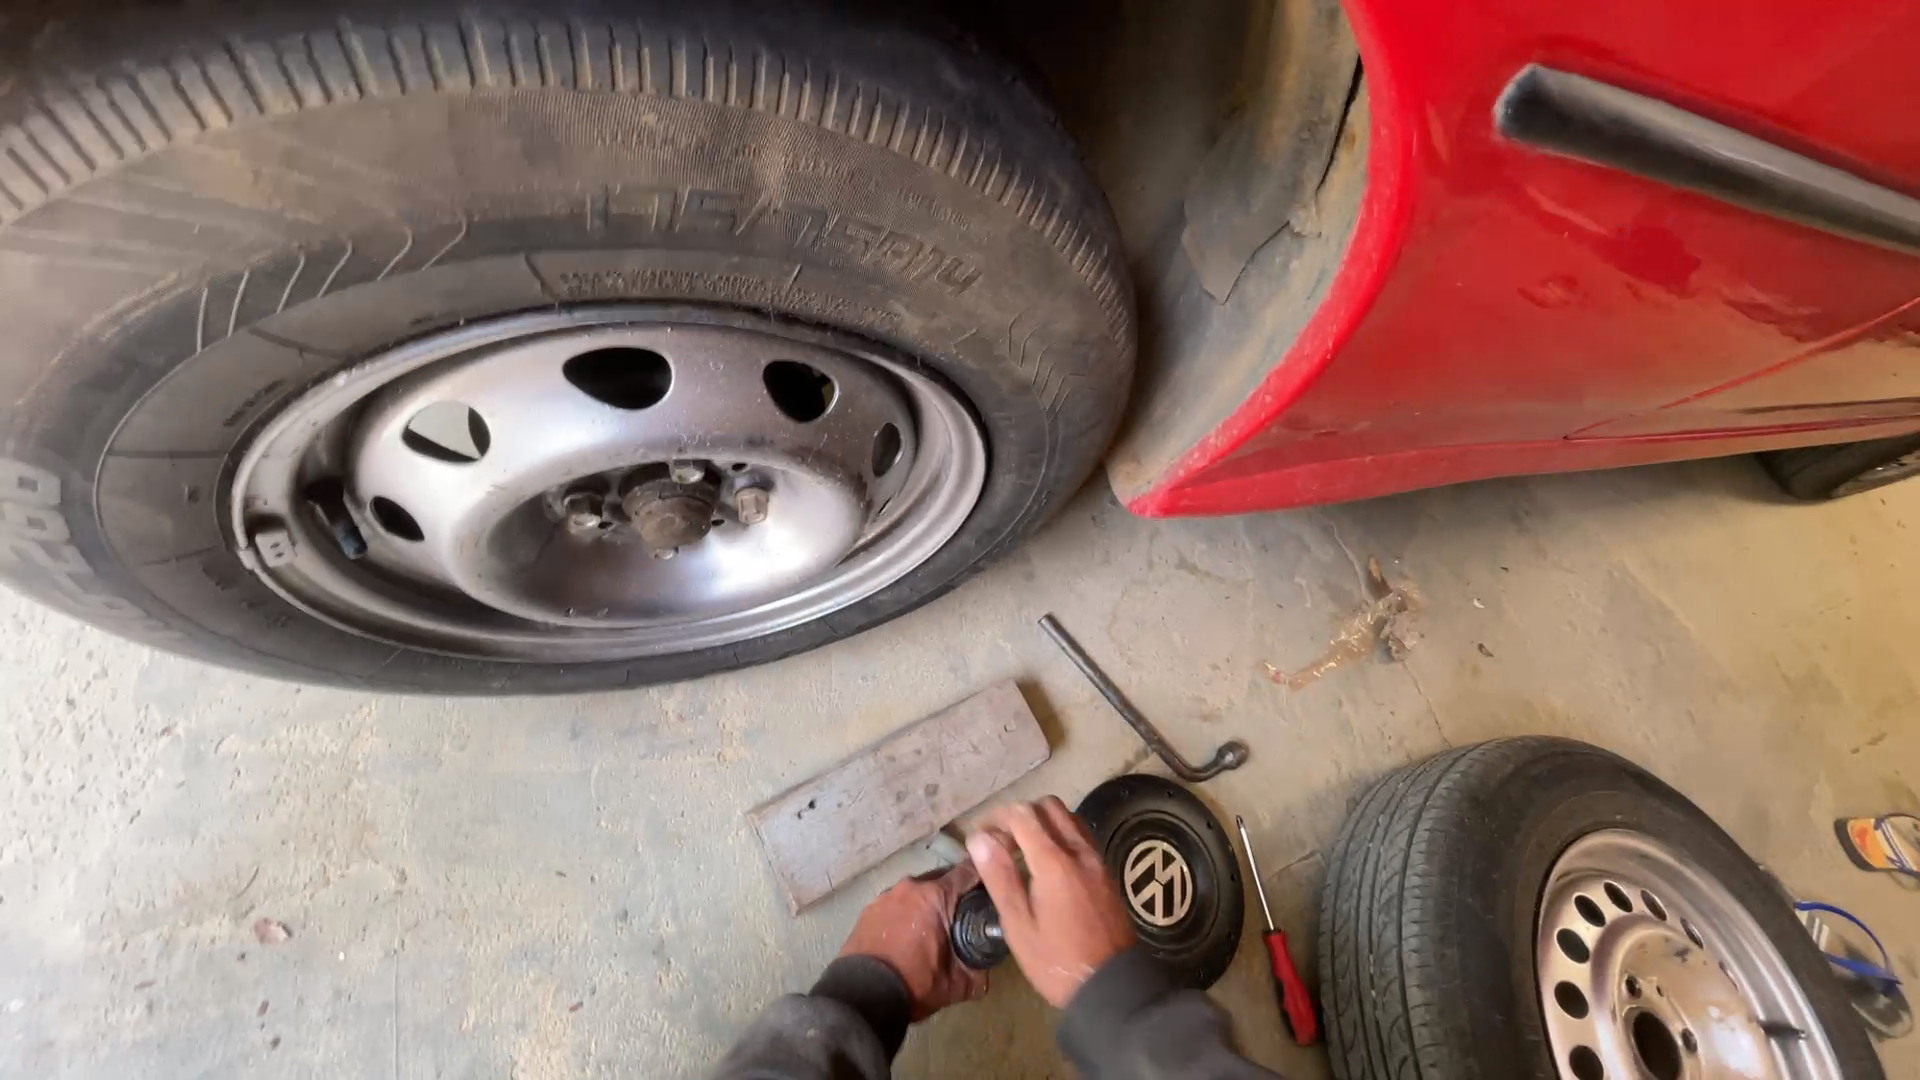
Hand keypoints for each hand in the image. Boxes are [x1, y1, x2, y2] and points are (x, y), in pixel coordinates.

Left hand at [838, 862, 989, 1020]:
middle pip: (940, 882)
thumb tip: (986, 969)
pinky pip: (895, 904)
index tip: (989, 886)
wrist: (862, 996)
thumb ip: (977, 973)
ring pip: (915, 893)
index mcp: (935, 896)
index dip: (980, 877)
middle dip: (952, 895)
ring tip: (929, 928)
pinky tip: (904, 934)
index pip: (966, 873)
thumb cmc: (912, 983)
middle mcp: (910, 887)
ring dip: (925, 905)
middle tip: (961, 916)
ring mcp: (886, 895)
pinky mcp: (869, 908)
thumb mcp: (953, 985)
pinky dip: (903, 914)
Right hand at [967, 796, 1137, 1007]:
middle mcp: (1078, 850)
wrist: (1113, 987)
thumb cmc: (1057, 960)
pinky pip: (1081, 834)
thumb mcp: (1019, 925)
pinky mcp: (1106, 870)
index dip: (997, 817)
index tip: (981, 835)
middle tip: (1003, 841)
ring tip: (1024, 850)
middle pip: (1047, 806)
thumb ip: (999, 876)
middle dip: (1021, 814)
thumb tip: (978, 838)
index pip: (1022, 815)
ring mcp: (1096, 858)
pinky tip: (1049, 862)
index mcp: (1053, 861)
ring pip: (1067, 817)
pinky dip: (1061, 833)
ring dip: (1043, 821)